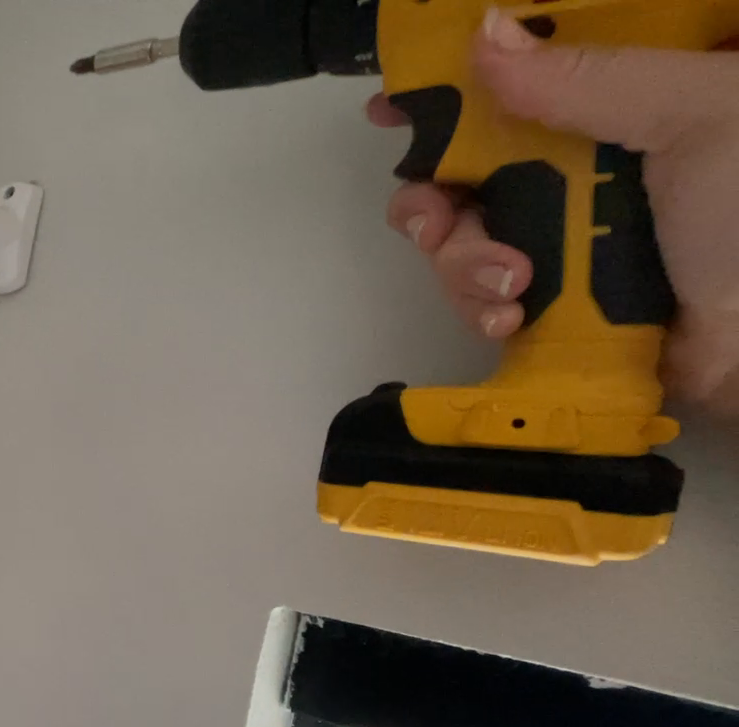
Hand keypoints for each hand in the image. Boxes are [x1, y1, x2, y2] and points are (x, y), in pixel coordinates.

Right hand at [370, 16, 738, 409]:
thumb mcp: (702, 116)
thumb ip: (590, 78)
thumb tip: (485, 37)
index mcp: (649, 94)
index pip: (540, 69)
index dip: (461, 86)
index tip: (395, 107)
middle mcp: (600, 158)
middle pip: (472, 164)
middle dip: (437, 200)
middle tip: (434, 221)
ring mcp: (570, 230)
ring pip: (463, 233)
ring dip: (463, 263)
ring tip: (510, 285)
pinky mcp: (551, 291)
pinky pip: (477, 289)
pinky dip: (480, 305)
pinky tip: (509, 318)